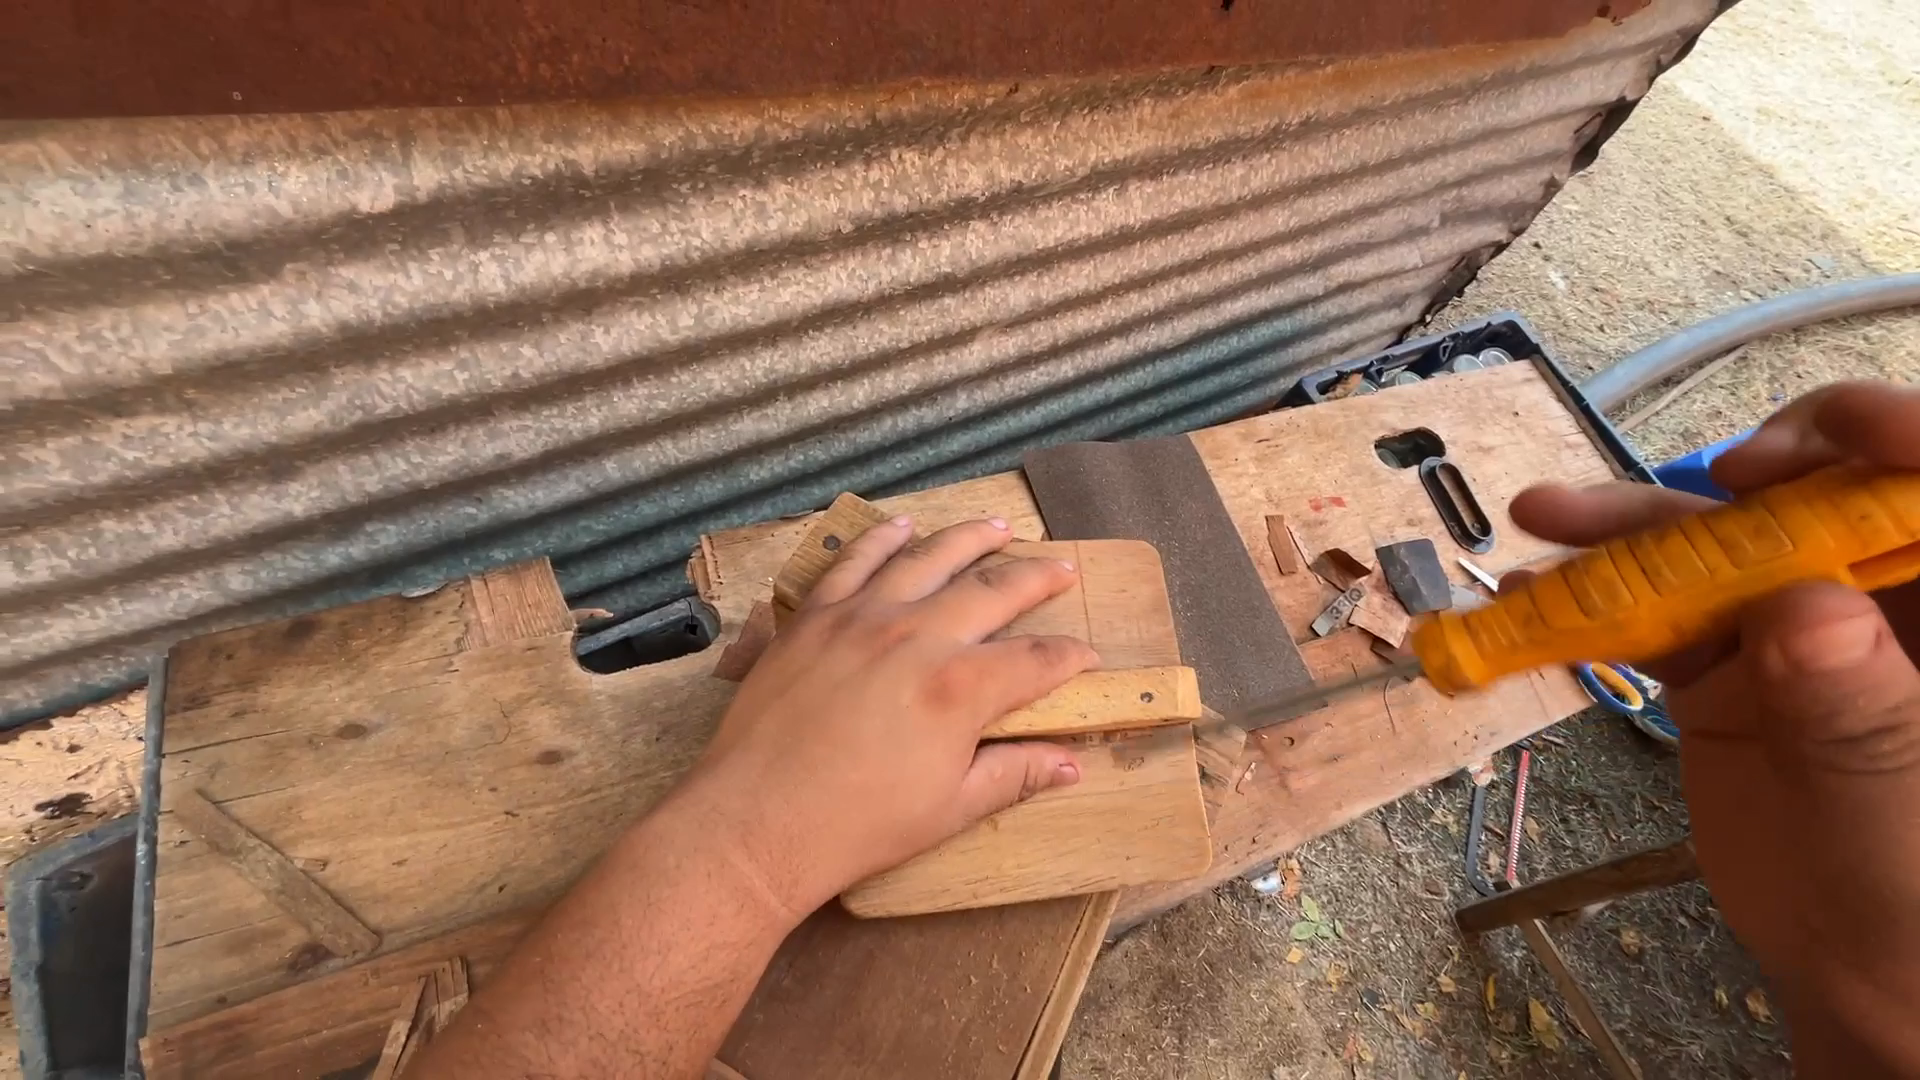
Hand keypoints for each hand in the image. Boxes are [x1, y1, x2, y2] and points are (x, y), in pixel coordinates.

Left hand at [680, 515, 1097, 920]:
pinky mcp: (816, 614)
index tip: (1085, 654)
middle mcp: (918, 634)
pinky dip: (883, 538)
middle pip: (994, 590)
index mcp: (960, 688)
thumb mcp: (949, 809)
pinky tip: (904, 525)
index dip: (1069, 656)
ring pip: (929, 557)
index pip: (1035, 661)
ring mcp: (863, 615)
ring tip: (998, 525)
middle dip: (1037, 576)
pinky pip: (855, 561)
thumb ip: (1014, 774)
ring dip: (970, 537)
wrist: (756, 820)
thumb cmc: (860, 825)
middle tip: (1062, 566)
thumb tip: (1073, 765)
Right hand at [1510, 382, 1919, 1070]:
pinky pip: (1647, 615)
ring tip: (1541, 514)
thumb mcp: (1902, 812)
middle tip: (1711, 478)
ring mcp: (1793, 633)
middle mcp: (1884, 606)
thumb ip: (1865, 711)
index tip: (1834, 440)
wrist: (1876, 978)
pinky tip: (1529, 598)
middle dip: (1751, 479)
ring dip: (1623, 533)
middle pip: (1814, 507)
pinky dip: (1581, 603)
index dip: (1902, 442)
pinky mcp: (1722, 665)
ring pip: (1707, 553)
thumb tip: (1808, 610)